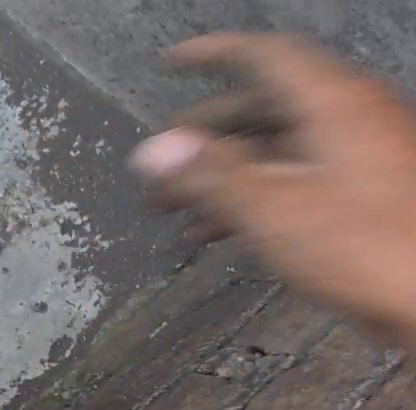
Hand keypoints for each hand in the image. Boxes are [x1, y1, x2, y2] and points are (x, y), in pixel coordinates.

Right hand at [129, 34, 415, 345]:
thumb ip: (208, 174)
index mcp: (333, 110)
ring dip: (213, 172)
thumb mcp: (269, 208)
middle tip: (154, 162)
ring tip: (167, 206)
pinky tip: (210, 230)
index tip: (173, 62)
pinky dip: (240, 195)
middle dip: (201, 134)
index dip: (217, 56)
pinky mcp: (352, 191)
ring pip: (269, 147)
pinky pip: (285, 177)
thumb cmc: (363, 247)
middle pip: (262, 108)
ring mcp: (353, 156)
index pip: (268, 60)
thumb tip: (152, 149)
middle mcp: (347, 122)